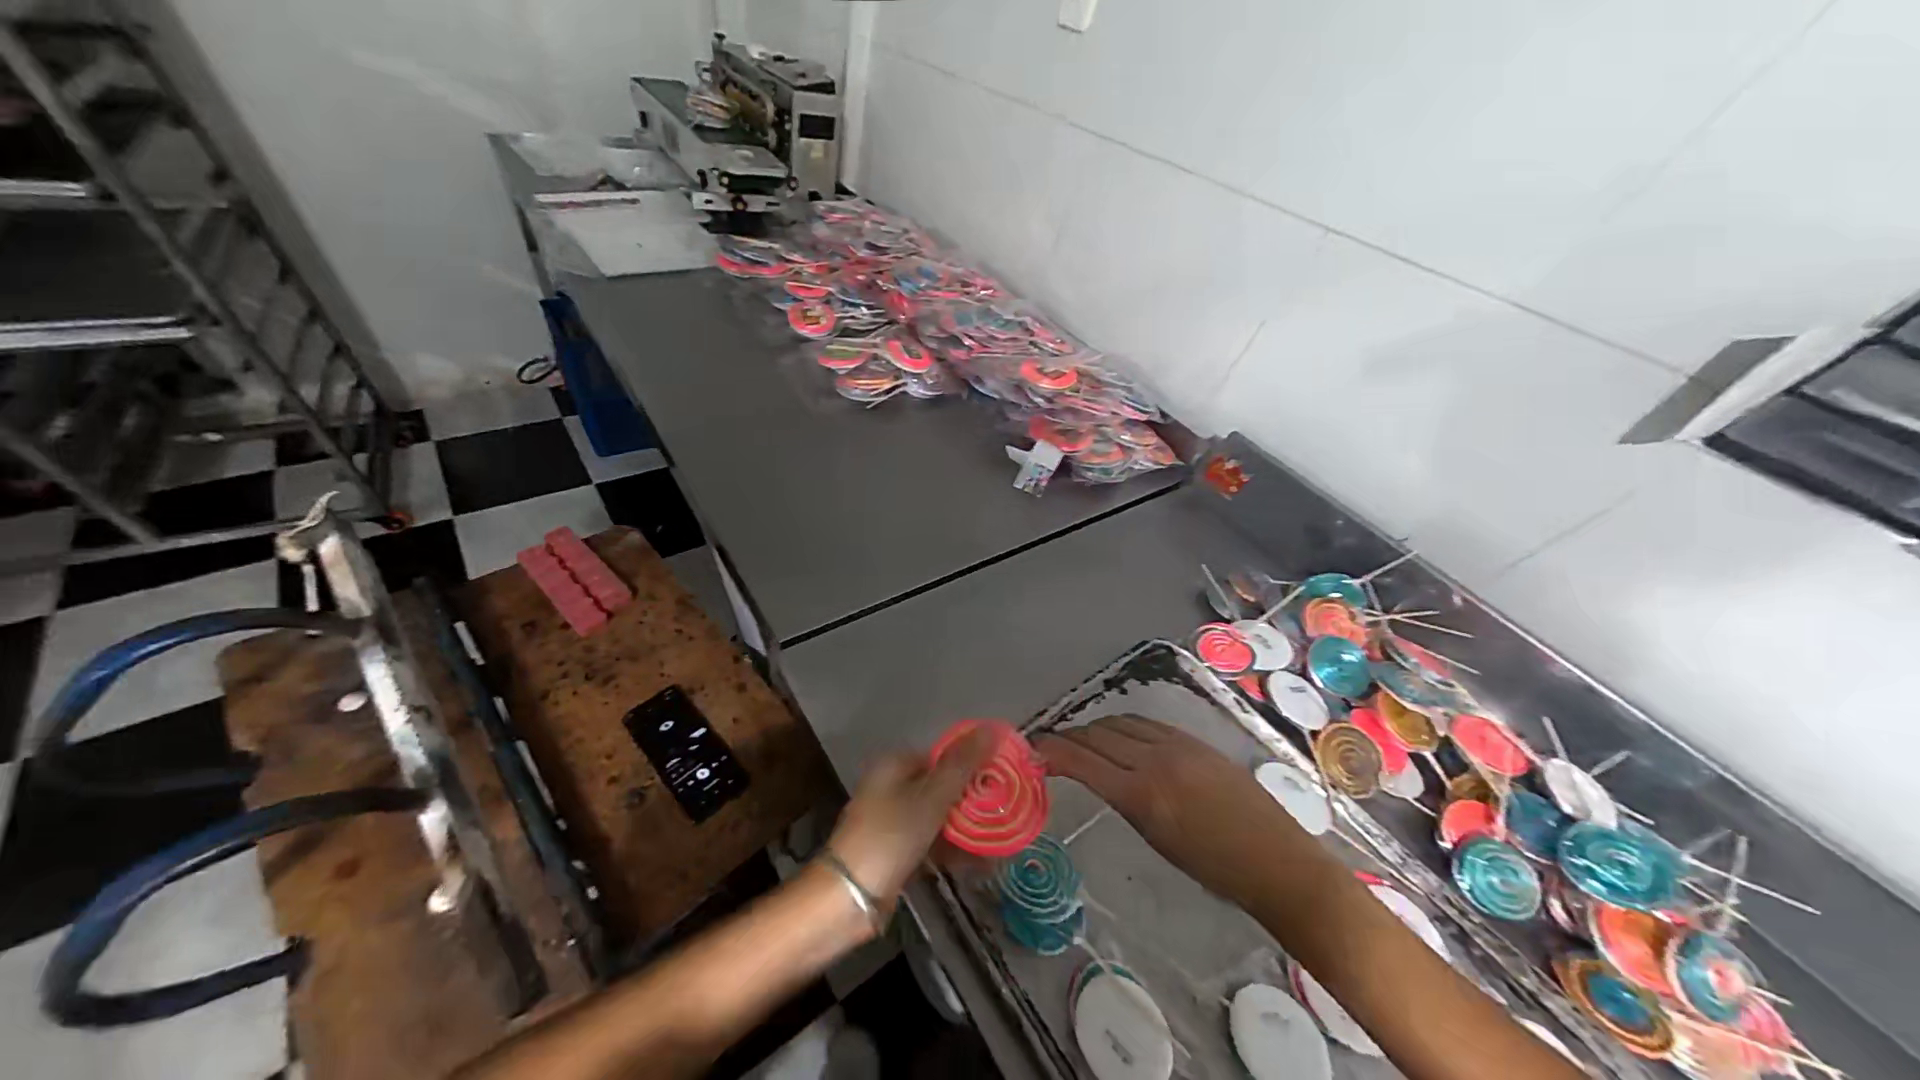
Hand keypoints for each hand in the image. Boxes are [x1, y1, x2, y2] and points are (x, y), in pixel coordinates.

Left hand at [826, 729, 993, 911]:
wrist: (849, 897)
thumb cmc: (891, 836)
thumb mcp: (932, 796)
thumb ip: (963, 763)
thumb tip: (993, 727)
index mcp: (895, 765)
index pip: (942, 756)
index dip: (973, 766)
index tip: (1002, 781)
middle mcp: (892, 788)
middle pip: (942, 787)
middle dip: (974, 801)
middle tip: (1006, 813)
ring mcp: (893, 821)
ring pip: (939, 817)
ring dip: (968, 828)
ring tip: (1002, 840)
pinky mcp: (896, 852)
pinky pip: (933, 843)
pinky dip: (954, 850)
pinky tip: (982, 862)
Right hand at [1035, 715, 1313, 907]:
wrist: (1278, 862)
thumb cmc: (1215, 870)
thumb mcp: (1157, 840)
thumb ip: (1126, 801)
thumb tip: (1100, 775)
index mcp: (1143, 795)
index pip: (1083, 760)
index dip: (1053, 750)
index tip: (1033, 749)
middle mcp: (1156, 760)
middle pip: (1098, 734)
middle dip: (1069, 737)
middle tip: (1051, 744)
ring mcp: (1178, 745)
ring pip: (1121, 722)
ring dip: (1095, 728)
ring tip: (1082, 739)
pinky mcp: (1196, 741)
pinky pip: (1148, 724)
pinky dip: (1124, 726)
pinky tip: (1121, 736)